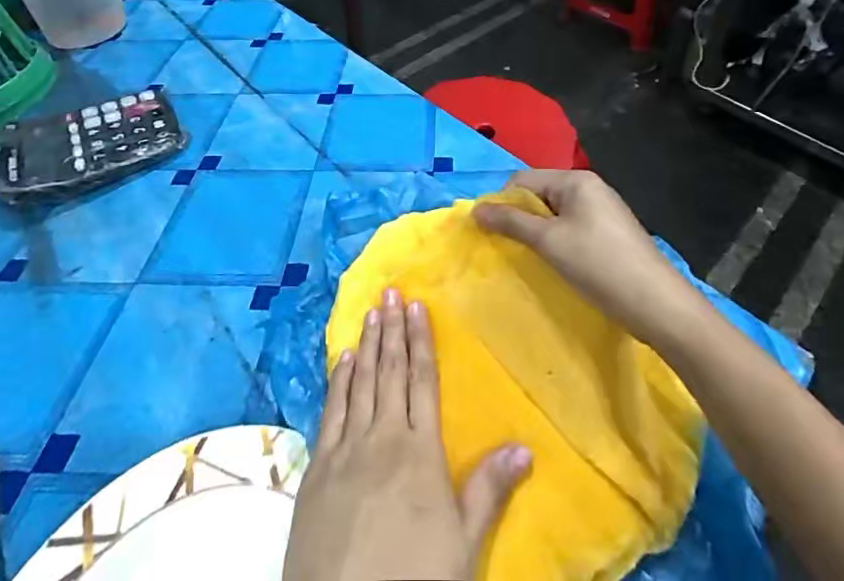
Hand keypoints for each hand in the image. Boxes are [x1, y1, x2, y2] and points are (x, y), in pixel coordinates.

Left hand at [283, 287, 531, 580]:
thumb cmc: (415, 580)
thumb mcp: (463, 544)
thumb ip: (489, 490)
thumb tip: (526, 446)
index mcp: (421, 452)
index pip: (423, 382)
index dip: (421, 342)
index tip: (417, 307)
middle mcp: (383, 438)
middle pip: (390, 373)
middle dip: (392, 330)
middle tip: (390, 291)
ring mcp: (345, 450)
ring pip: (360, 383)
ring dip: (367, 344)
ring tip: (371, 312)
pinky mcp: (317, 468)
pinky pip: (330, 411)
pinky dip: (338, 381)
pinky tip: (343, 359)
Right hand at [473, 169, 699, 347]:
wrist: (659, 305)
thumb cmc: (599, 265)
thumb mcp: (549, 242)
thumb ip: (511, 223)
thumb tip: (475, 210)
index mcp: (576, 180)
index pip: (523, 180)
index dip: (503, 203)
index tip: (491, 233)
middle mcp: (590, 188)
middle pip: (540, 194)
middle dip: (521, 218)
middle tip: (509, 249)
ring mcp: (604, 211)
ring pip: (555, 214)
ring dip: (538, 233)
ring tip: (532, 259)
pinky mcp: (611, 234)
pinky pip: (572, 228)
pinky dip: (558, 242)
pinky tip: (558, 265)